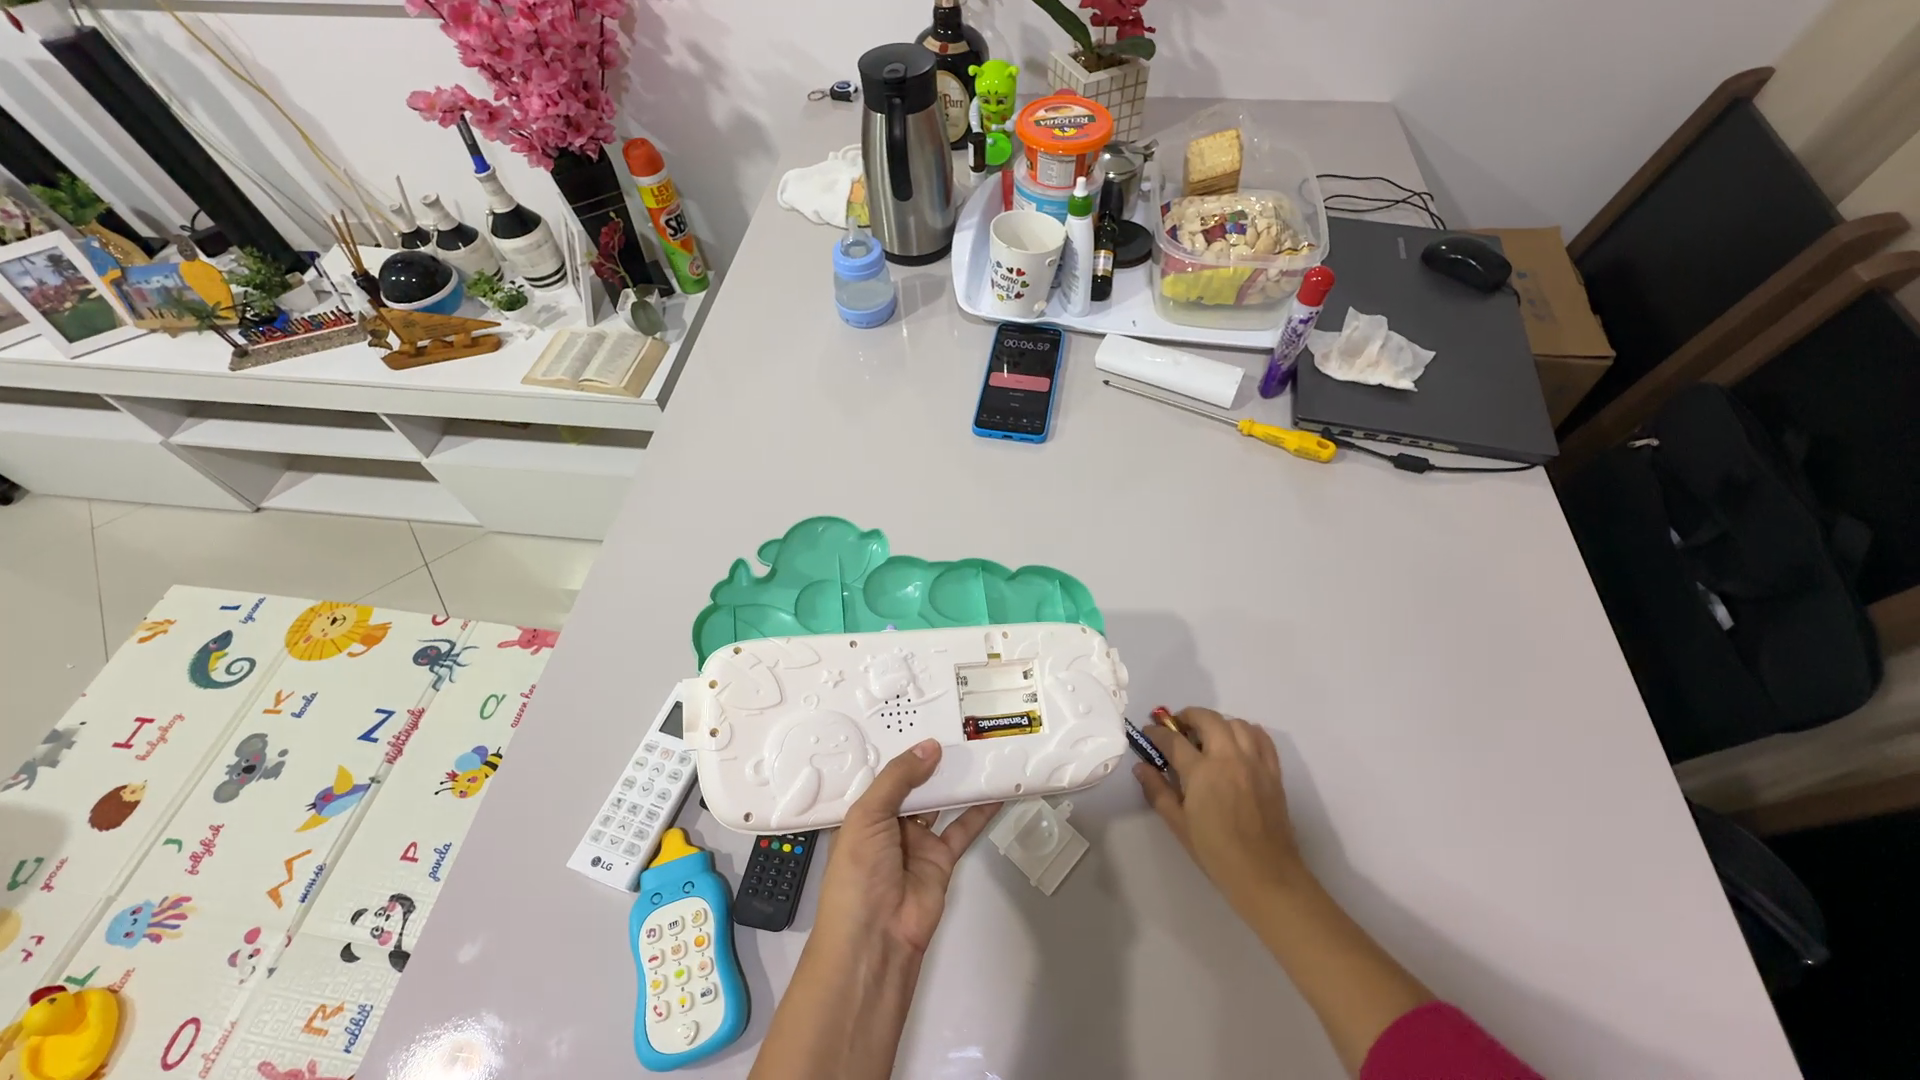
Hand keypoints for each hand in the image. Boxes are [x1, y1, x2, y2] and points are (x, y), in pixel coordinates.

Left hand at [815, 739, 1000, 955]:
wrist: (876, 937)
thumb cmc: (857, 875)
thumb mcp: (867, 816)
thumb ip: (899, 779)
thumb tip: (929, 748)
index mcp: (862, 813)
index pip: (881, 776)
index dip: (899, 752)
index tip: (919, 723)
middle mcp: (888, 825)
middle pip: (914, 787)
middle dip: (932, 763)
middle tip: (957, 732)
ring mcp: (916, 843)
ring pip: (940, 803)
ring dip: (957, 782)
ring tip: (978, 752)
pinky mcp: (941, 859)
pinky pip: (963, 828)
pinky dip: (979, 810)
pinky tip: (994, 790)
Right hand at [1135, 707, 1308, 910]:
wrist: (1264, 873)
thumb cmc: (1215, 852)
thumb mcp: (1178, 824)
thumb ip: (1158, 791)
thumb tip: (1142, 767)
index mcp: (1202, 771)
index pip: (1173, 740)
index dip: (1157, 732)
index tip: (1148, 731)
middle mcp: (1229, 758)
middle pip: (1208, 719)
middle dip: (1188, 716)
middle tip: (1177, 726)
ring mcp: (1255, 762)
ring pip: (1237, 724)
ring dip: (1218, 723)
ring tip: (1207, 735)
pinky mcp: (1273, 772)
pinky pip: (1263, 738)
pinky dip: (1248, 731)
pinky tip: (1238, 741)